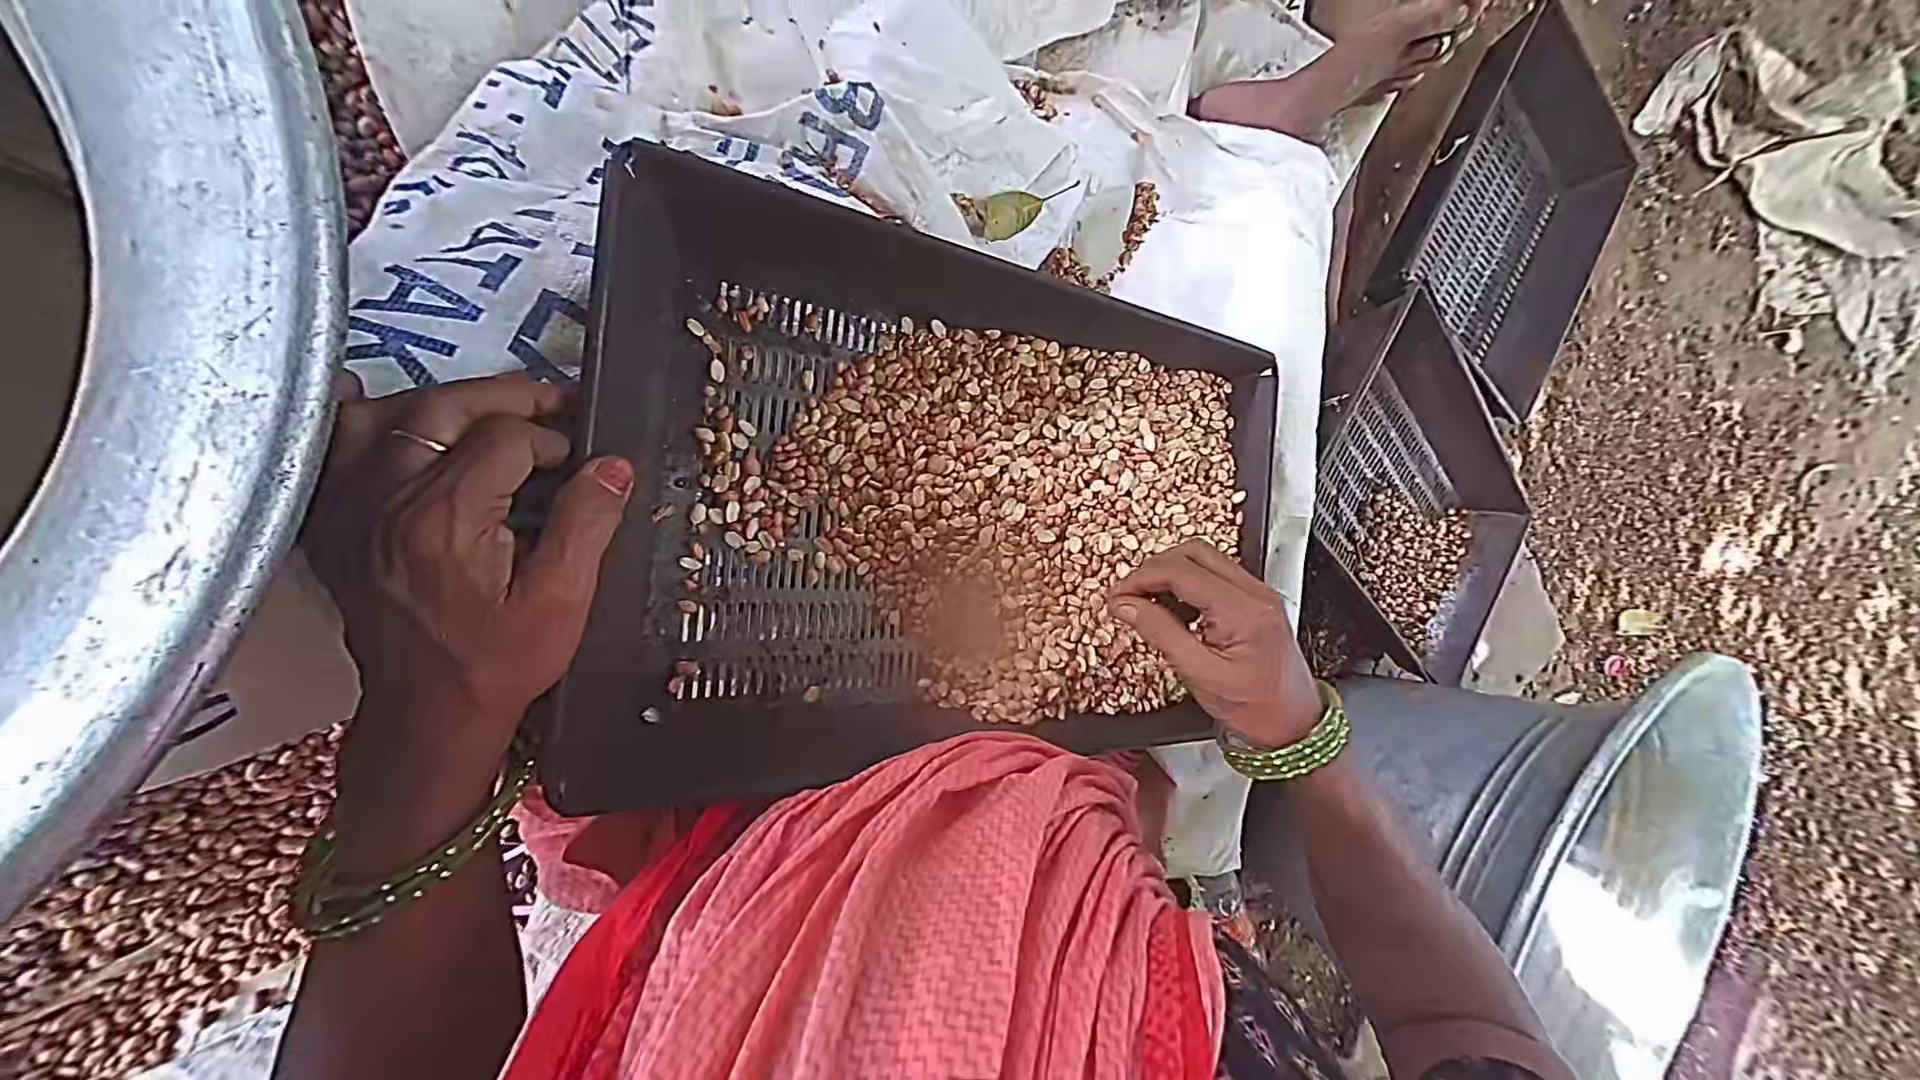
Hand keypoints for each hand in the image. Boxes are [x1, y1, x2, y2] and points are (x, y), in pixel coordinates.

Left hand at [304, 373, 631, 871]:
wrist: (429, 713)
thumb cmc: (502, 661)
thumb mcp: (564, 598)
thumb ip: (587, 523)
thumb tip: (614, 467)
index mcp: (446, 518)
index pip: (505, 437)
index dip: (558, 439)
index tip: (587, 462)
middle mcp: (387, 501)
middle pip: (445, 408)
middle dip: (512, 397)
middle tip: (558, 405)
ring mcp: (353, 509)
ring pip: (392, 415)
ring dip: (454, 402)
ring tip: (502, 412)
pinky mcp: (340, 523)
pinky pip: (340, 447)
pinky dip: (372, 419)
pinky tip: (394, 415)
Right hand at [1107, 541, 1322, 746]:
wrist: (1295, 725)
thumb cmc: (1254, 707)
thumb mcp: (1199, 674)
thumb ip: (1161, 633)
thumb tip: (1126, 605)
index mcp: (1242, 611)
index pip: (1180, 572)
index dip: (1141, 578)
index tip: (1118, 596)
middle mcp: (1255, 593)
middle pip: (1192, 553)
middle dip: (1153, 569)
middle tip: (1129, 595)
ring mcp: (1258, 593)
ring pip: (1203, 558)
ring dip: (1169, 573)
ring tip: (1148, 602)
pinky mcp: (1255, 600)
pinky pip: (1214, 574)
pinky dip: (1186, 583)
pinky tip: (1173, 609)